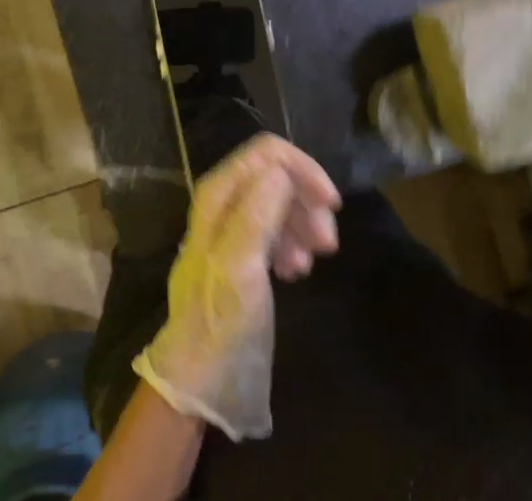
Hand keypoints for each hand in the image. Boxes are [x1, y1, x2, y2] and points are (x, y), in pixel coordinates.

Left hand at [132, 134, 340, 441]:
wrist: (200, 377)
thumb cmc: (220, 322)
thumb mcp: (239, 267)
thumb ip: (256, 214)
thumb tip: (282, 171)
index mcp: (217, 197)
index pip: (267, 153)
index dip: (303, 170)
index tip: (331, 205)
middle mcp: (223, 205)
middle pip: (277, 176)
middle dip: (307, 201)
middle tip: (327, 243)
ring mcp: (232, 230)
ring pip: (280, 203)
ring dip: (303, 225)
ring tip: (312, 261)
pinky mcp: (244, 256)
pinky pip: (276, 232)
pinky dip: (293, 244)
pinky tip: (297, 272)